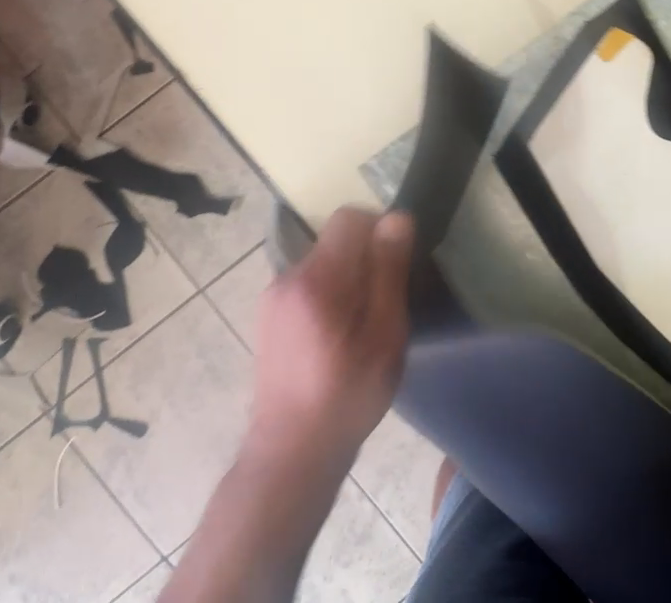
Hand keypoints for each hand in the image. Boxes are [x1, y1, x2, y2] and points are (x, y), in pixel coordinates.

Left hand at [248, 208, 413, 458]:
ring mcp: (274, 297)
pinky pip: (311, 284)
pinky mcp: (271, 316)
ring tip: (366, 326)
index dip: (382, 231)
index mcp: (317, 279)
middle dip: (368, 260)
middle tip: (388, 304)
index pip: (351, 218)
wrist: (292, 452)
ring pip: (326, 263)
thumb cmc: (348, 395)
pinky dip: (333, 295)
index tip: (399, 268)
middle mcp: (287, 278)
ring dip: (351, 279)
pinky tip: (341, 337)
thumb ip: (388, 273)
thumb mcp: (385, 334)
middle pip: (338, 240)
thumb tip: (397, 218)